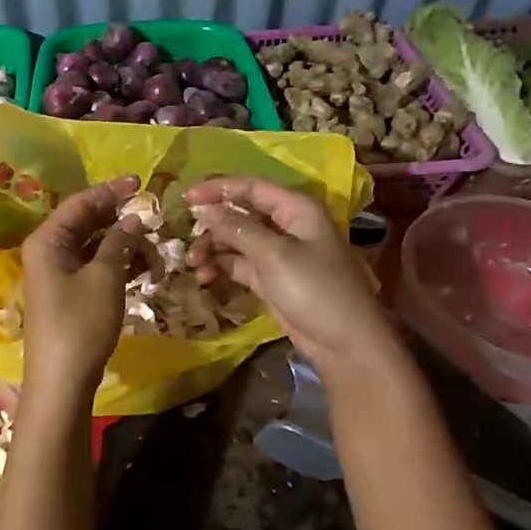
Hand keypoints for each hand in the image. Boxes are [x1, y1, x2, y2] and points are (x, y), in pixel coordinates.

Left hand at [21, 176, 147, 386]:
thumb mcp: (105, 278)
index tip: (140, 184)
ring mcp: (60, 274)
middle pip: (88, 223)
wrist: (63, 380)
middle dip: (122, 222)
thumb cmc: (81, 323)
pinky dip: (120, 266)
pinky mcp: (71, 294)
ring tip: (155, 260)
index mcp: (48, 240)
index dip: (111, 191)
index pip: (80, 203)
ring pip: (96, 247)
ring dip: (126, 248)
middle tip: (154, 223)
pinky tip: (144, 273)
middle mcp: (50, 251)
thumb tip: (133, 220)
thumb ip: (119, 243)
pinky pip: (97, 268)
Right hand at [185, 177, 386, 368]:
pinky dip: (222, 267)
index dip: (219, 188)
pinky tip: (204, 276)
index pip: (252, 187)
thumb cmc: (315, 289)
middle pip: (242, 213)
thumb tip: (208, 212)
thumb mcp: (275, 255)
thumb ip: (239, 229)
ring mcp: (280, 253)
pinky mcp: (272, 278)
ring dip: (214, 247)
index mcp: (297, 208)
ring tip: (192, 262)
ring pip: (238, 240)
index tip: (186, 198)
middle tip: (187, 238)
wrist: (344, 341)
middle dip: (213, 223)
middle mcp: (288, 225)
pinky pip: (240, 264)